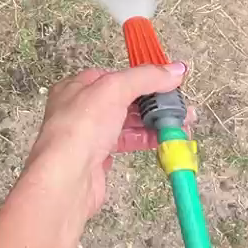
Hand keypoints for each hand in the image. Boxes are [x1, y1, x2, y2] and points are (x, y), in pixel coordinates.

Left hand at [22, 63, 187, 218]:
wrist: (68, 178)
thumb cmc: (77, 130)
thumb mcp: (114, 90)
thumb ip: (144, 78)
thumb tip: (172, 69)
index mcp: (77, 86)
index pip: (115, 75)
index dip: (142, 78)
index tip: (168, 82)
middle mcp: (81, 108)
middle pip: (124, 99)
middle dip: (153, 103)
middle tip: (179, 108)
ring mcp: (90, 133)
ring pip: (127, 122)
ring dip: (153, 123)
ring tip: (179, 125)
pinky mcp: (98, 156)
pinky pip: (126, 143)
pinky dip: (145, 140)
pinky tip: (161, 141)